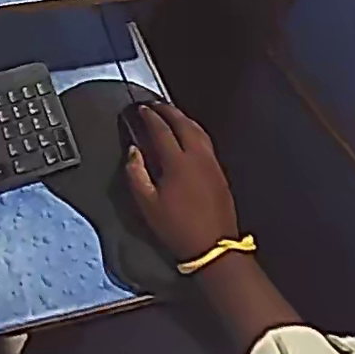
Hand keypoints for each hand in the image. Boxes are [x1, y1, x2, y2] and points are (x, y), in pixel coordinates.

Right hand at [123, 102, 240, 261]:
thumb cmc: (176, 226)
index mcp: (177, 163)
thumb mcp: (146, 202)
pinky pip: (206, 142)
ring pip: (199, 131)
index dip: (150, 116)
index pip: (161, 130)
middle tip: (155, 104)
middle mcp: (197, 157)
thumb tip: (133, 151)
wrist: (214, 249)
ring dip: (183, 118)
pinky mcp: (220, 173)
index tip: (141, 109)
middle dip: (168, 110)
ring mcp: (212, 164)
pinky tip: (189, 133)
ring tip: (172, 113)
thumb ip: (136, 172)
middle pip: (183, 124)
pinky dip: (195, 130)